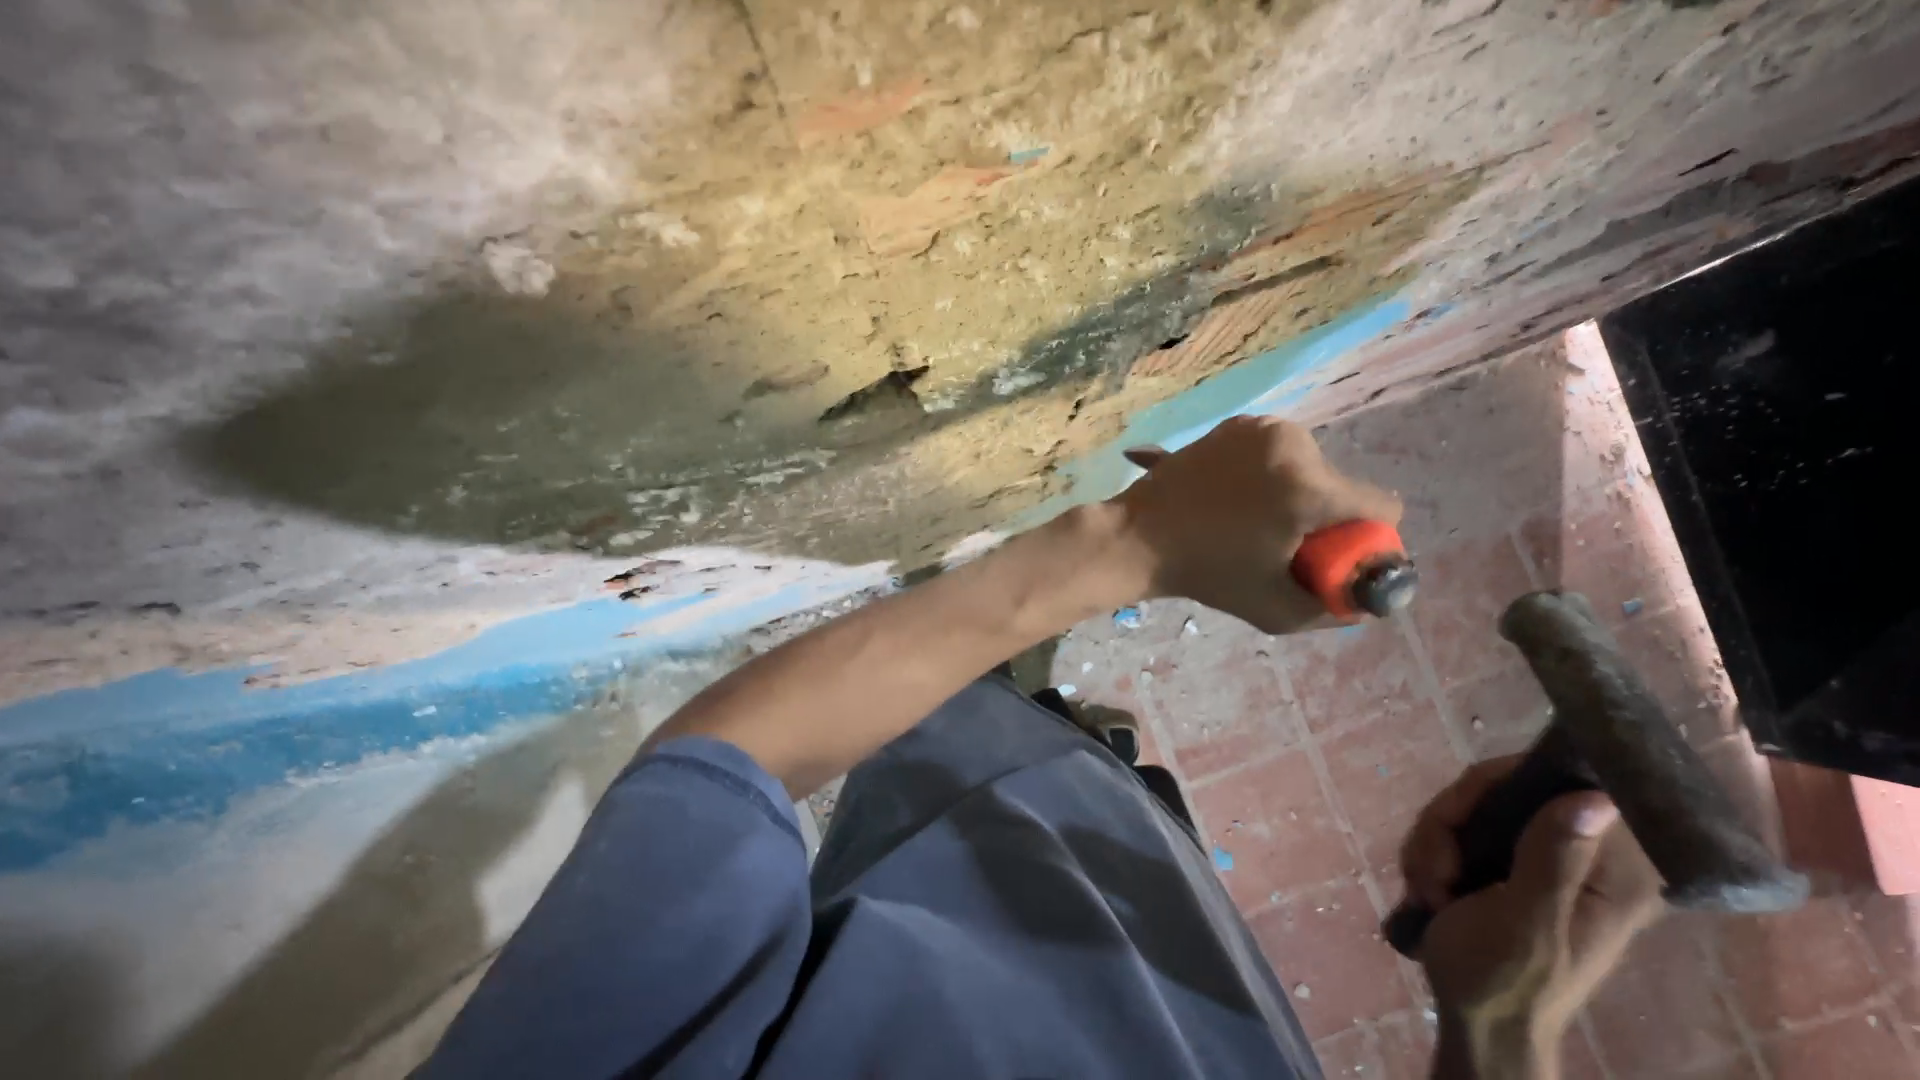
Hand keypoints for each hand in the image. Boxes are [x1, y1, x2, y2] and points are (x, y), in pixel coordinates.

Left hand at [1112, 415, 1401, 633]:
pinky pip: (1281, 451)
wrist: (1137, 535)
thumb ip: (1332, 610)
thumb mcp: (1275, 609)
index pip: (1381, 505)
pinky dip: (1272, 473)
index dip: (1369, 537)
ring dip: (1297, 493)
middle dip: (1325, 517)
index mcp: (1308, 489)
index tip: (1335, 555)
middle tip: (1283, 542)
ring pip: (1312, 467)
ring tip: (1254, 520)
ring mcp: (1264, 427)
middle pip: (1342, 486)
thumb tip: (1369, 603)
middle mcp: (1294, 445)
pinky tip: (1240, 497)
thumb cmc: (1206, 574)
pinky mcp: (1240, 423)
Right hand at [1403, 758, 1664, 1076]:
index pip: (1558, 782)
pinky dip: (1432, 856)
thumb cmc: (1505, 981)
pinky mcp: (1510, 870)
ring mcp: (1543, 860)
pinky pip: (1457, 832)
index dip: (1495, 785)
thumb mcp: (1527, 922)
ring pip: (1470, 811)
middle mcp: (1583, 856)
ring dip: (1434, 846)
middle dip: (1449, 826)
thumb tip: (1598, 796)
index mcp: (1610, 871)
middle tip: (1433, 870)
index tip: (1451, 817)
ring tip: (1429, 890)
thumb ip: (1555, 859)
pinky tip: (1429, 890)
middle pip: (1501, 791)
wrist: (1479, 1029)